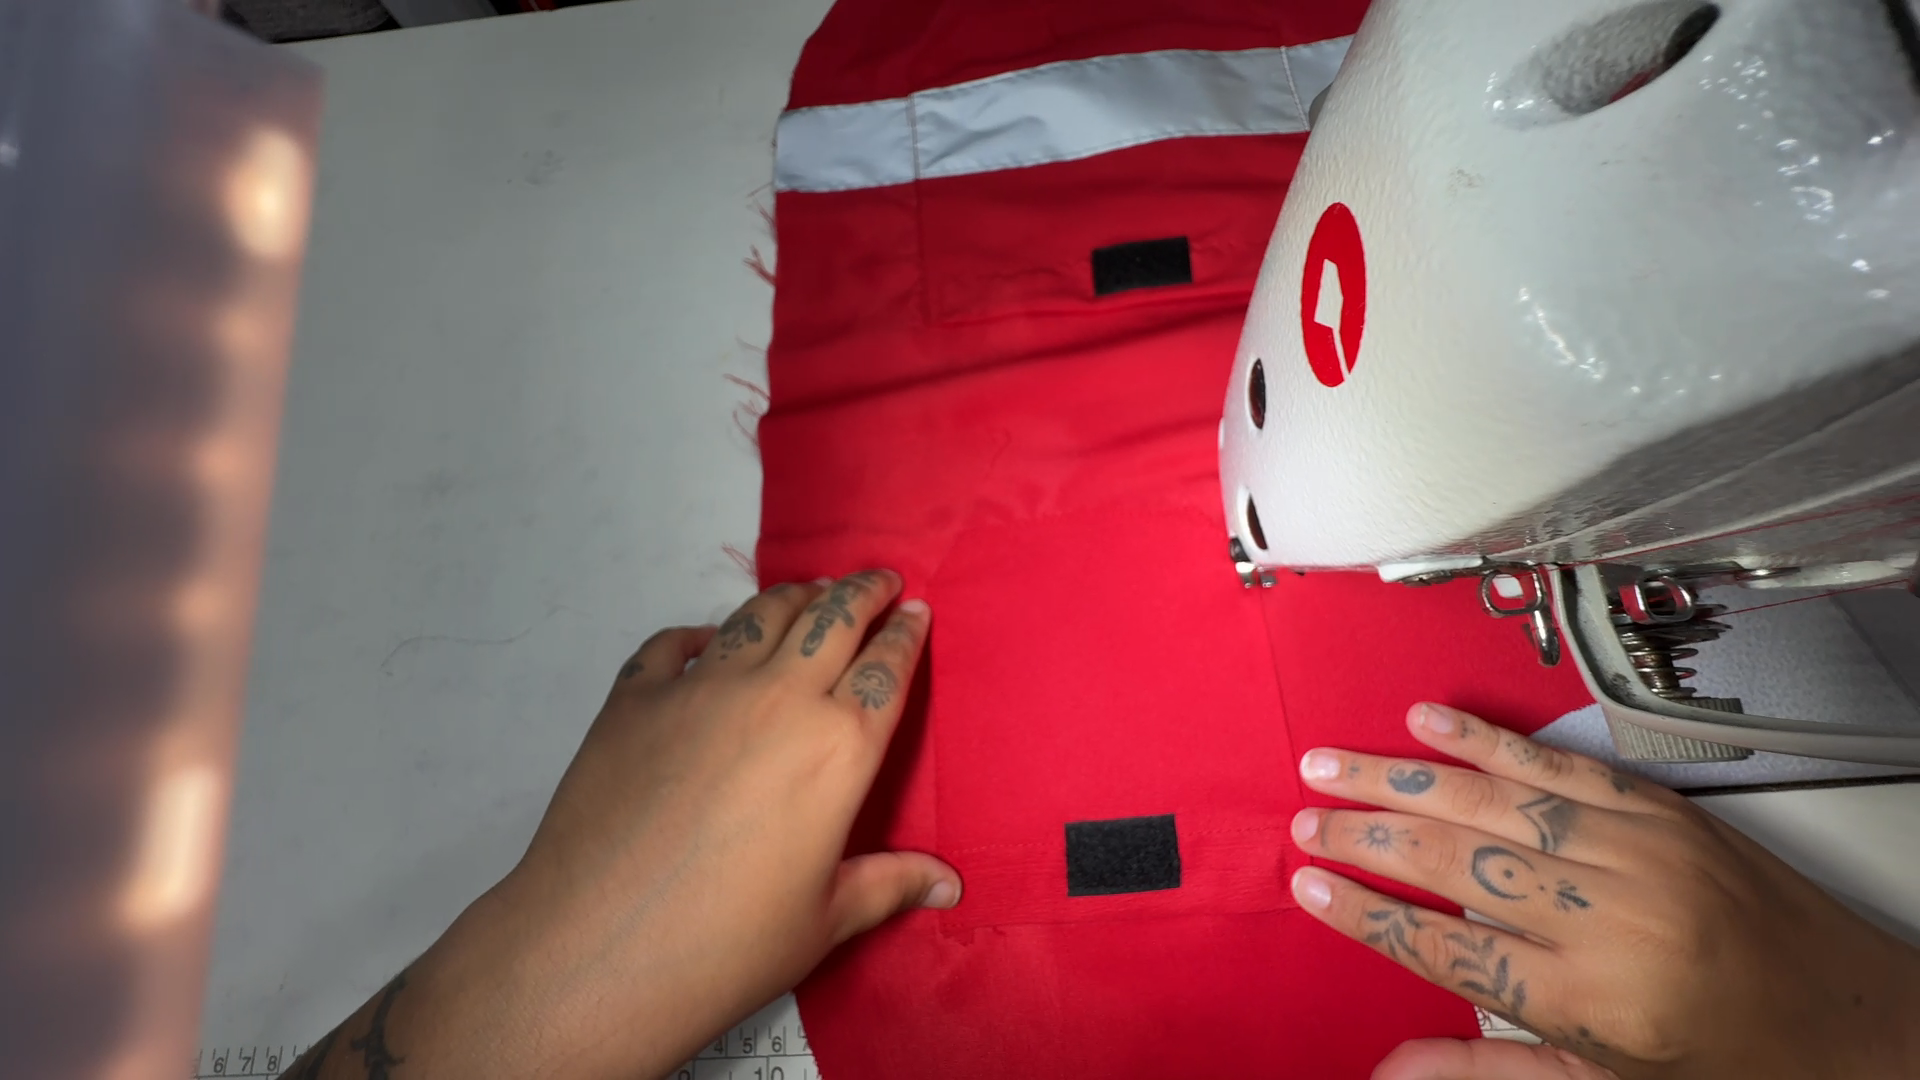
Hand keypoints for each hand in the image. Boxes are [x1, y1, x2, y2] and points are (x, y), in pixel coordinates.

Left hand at [283, 572, 958, 1079]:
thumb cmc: (725, 945)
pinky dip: (697, 634)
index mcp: (838, 747)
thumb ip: (892, 885)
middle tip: (880, 578)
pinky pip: (673, 645)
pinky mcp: (635, 698)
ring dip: (797, 595)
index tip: (918, 609)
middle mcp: (779, 698)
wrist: (592, 954)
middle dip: (865, 590)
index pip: (887, 670)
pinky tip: (708, 639)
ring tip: (813, 591)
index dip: (907, 634)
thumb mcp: (824, 921)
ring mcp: (702, 689)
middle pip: (834, 620)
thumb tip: (952, 888)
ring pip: (763, 615)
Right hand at [1288, 703, 1919, 1079]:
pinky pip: (1551, 761)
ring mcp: (1639, 852)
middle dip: (1363, 838)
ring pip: (1486, 801)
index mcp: (1605, 1004)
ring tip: (1327, 767)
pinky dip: (1478, 736)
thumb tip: (1385, 1072)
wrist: (1882, 1031)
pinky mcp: (1658, 809)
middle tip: (1304, 822)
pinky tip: (1422, 720)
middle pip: (1455, 864)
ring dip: (1394, 778)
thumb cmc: (1736, 1068)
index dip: (1367, 915)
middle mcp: (1618, 921)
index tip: (1308, 884)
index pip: (1449, 949)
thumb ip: (1488, 1068)